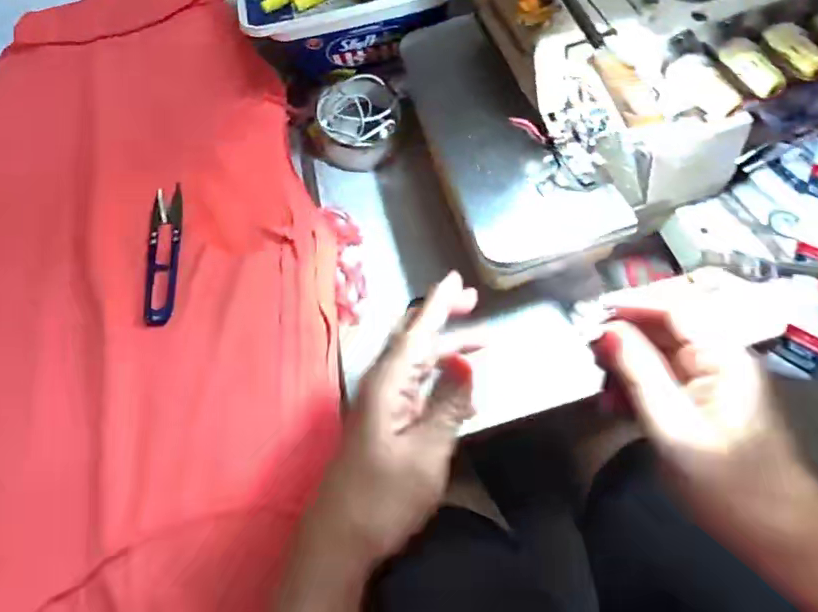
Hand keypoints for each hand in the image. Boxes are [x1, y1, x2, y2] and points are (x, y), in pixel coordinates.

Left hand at [305, 272, 479, 566]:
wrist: (339, 538)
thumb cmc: (383, 495)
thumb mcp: (426, 452)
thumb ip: (448, 404)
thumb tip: (465, 361)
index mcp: (387, 381)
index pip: (417, 331)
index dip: (438, 303)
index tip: (456, 279)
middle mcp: (381, 382)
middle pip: (414, 337)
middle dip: (442, 317)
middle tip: (472, 301)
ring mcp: (380, 401)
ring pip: (415, 360)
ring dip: (444, 348)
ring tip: (478, 340)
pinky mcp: (383, 420)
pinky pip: (414, 384)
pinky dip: (438, 376)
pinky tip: (460, 388)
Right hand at [591, 273, 804, 524]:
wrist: (784, 542)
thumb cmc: (730, 485)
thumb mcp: (674, 428)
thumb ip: (639, 372)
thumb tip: (607, 329)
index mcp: (723, 353)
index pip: (670, 306)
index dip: (628, 304)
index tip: (588, 310)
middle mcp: (721, 355)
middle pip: (664, 324)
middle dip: (623, 332)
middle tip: (585, 344)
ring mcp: (716, 376)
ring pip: (661, 348)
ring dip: (627, 358)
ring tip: (598, 376)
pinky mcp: (708, 398)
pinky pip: (667, 373)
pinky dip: (640, 380)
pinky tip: (617, 399)